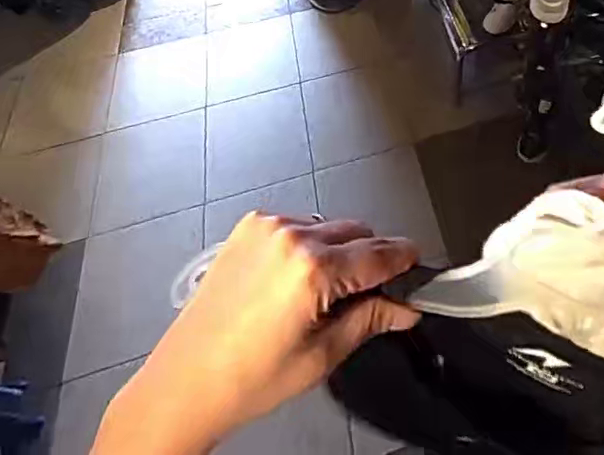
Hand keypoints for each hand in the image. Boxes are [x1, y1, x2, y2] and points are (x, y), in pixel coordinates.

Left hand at [94, 215, 419, 453]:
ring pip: (328, 224)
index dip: (403, 258)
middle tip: (369, 292)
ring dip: (339, 247)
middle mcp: (292, 235)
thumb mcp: (320, 357)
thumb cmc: (248, 378)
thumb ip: (369, 320)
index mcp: (313, 269)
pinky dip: (308, 242)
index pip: (377, 254)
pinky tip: (294, 278)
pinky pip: (298, 223)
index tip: (417, 263)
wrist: (185, 379)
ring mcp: (268, 225)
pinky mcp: (250, 225)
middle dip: (370, 256)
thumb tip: (405, 308)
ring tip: (325, 290)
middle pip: (356, 230)